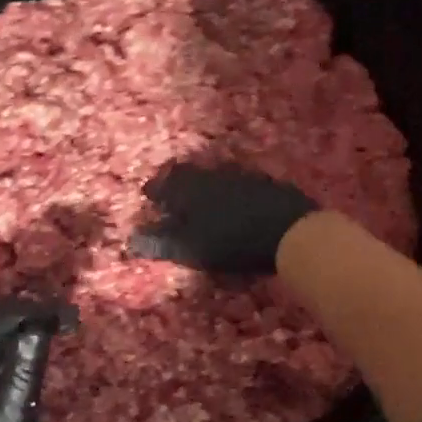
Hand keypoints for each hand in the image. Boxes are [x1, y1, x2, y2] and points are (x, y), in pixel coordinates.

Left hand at [0, 297, 73, 421]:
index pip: (8, 315)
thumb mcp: (13, 417)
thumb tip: (42, 326)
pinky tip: (31, 343)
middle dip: (34, 310)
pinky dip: (11, 333)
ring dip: (23, 320)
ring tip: (56, 328)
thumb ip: (27, 370)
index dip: (42, 310)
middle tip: (69, 320)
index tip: (73, 316)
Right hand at [129, 163, 318, 274]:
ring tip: (201, 200)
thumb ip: (162, 243)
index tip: (149, 197)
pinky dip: (230, 192)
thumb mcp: (192, 247)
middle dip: (178, 184)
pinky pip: (238, 183)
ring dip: (204, 186)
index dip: (155, 190)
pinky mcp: (265, 184)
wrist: (290, 232)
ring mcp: (241, 176)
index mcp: (190, 188)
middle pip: (189, 174)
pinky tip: (235, 203)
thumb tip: (132, 240)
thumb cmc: (232, 242)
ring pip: (214, 176)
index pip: (164, 183)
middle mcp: (212, 175)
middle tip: (173, 196)